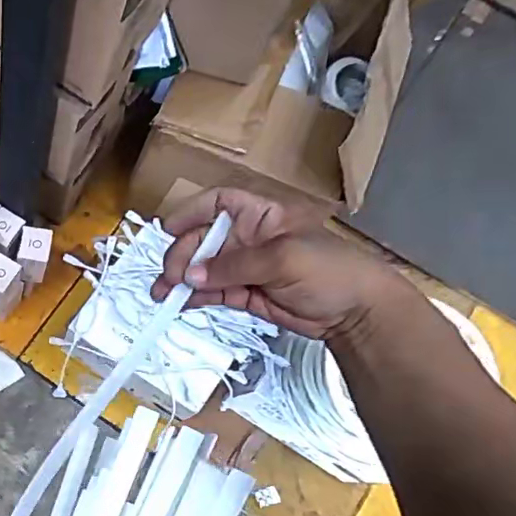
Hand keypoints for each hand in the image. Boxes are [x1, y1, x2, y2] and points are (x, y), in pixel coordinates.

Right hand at [150, 187, 404, 341]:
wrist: (353, 312)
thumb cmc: (329, 270)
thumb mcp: (282, 259)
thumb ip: (233, 266)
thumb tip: (190, 275)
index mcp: (260, 216)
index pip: (218, 203)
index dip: (191, 211)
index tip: (169, 230)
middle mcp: (247, 238)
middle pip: (201, 239)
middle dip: (181, 255)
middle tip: (170, 277)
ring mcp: (243, 267)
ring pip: (201, 268)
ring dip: (180, 280)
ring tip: (162, 295)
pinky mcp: (242, 293)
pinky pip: (210, 292)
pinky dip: (193, 297)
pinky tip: (179, 303)